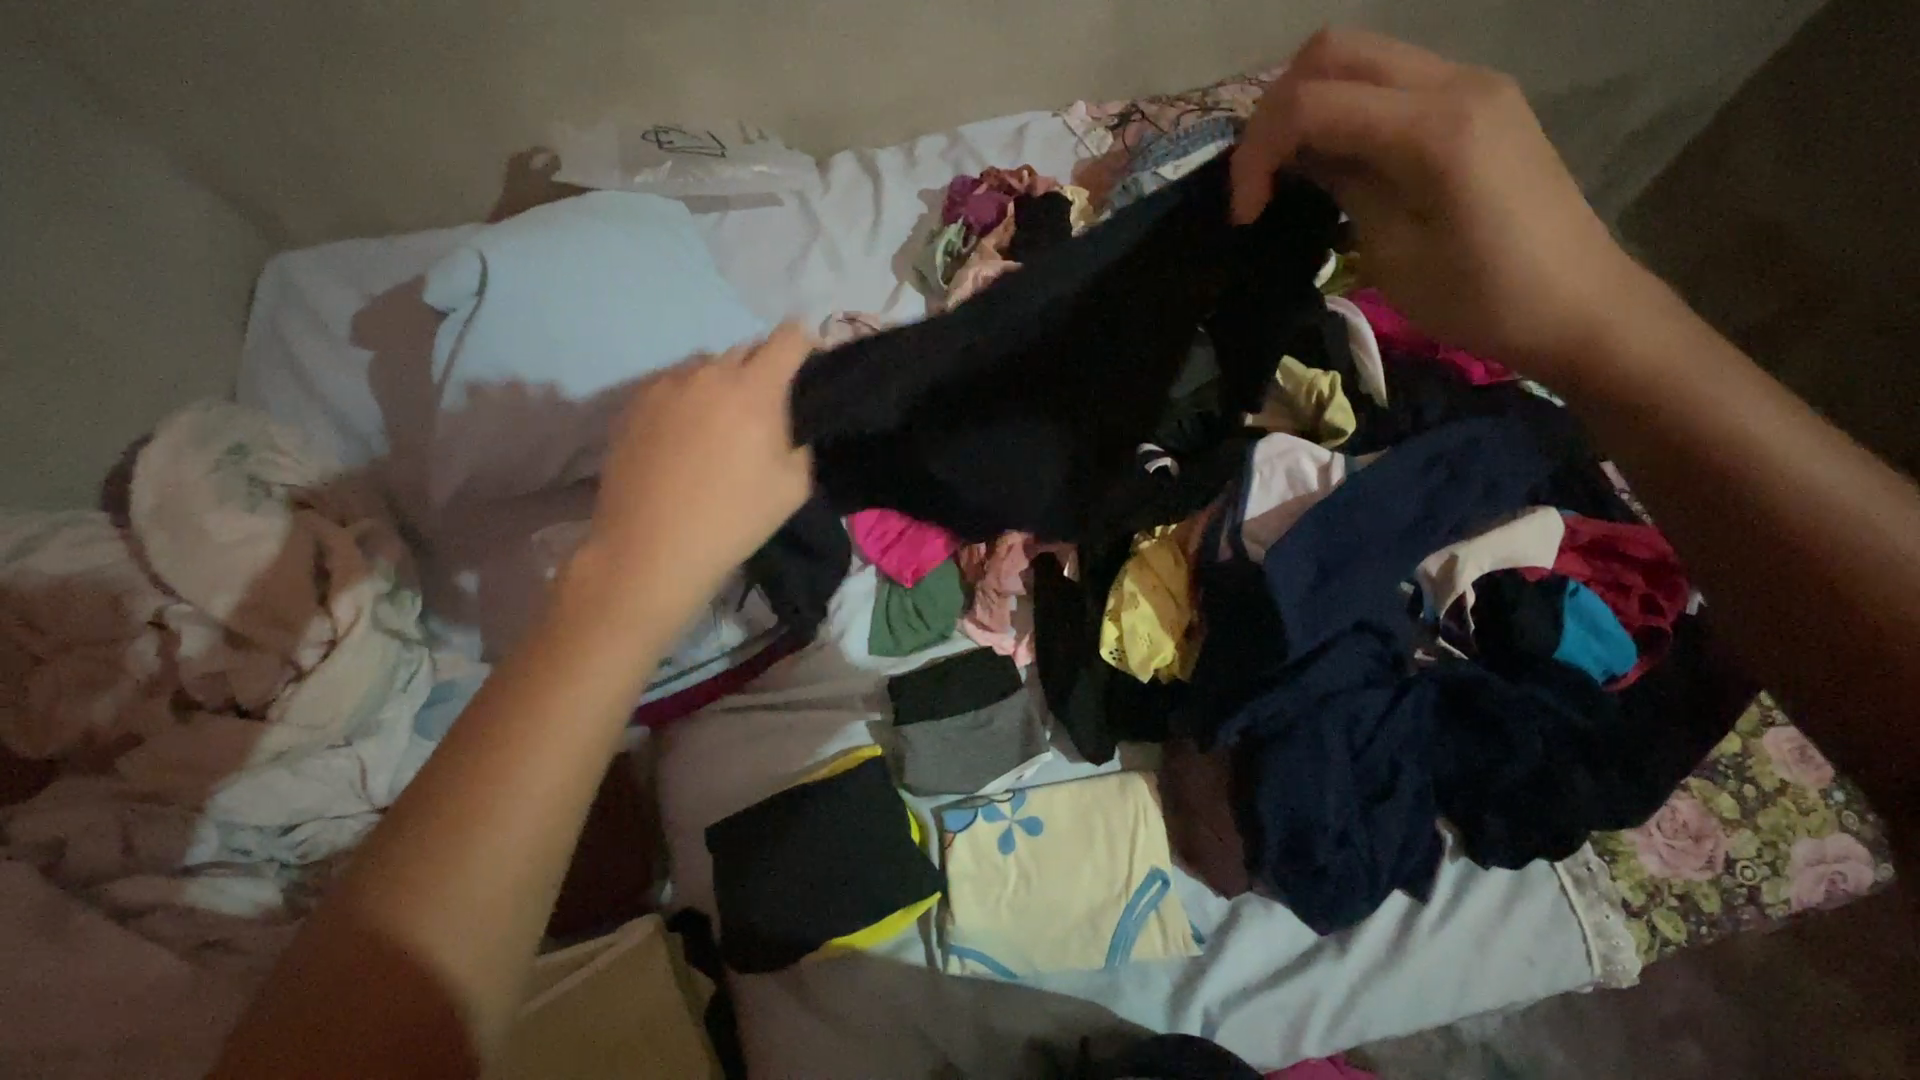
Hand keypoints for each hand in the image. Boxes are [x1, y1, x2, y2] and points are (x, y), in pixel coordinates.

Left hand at [576, 322, 814, 612]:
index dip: (806, 345)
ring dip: (721, 387)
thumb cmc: (733, 519)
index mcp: (754, 389)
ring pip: (706, 369)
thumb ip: (801, 439)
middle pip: (746, 350)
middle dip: (763, 372)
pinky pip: (672, 388)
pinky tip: (682, 442)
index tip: (808, 368)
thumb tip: (790, 420)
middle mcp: (708, 373)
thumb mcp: (794, 486)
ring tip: (717, 430)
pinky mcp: (633, 403)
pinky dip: (686, 403)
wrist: (651, 547)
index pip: (790, 337)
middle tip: (763, 414)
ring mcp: (665, 385)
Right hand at [1230, 28, 1654, 381]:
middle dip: (1275, 112)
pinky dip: (1345, 109)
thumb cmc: (1479, 299)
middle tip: (1260, 179)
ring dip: (1308, 105)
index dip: (1257, 154)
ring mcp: (1472, 83)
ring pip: (1360, 57)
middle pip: (1332, 52)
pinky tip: (1336, 161)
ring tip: (1290, 170)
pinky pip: (1391, 80)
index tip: (1244, 213)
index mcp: (1433, 128)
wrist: (1577, 306)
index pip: (1312, 103)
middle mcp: (1454, 81)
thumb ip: (1343, 186)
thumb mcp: (1391, 253)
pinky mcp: (1479, 100)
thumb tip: (1299, 160)